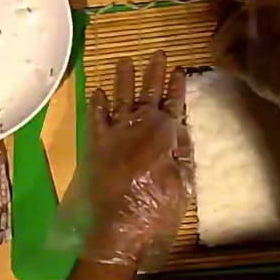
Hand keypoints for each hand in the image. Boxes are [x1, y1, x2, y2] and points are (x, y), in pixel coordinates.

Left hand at [77, 52, 192, 272]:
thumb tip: (180, 128)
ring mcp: (116, 133)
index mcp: (164, 135)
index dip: (177, 87)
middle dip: (154, 73)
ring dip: (124, 80)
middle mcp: (140, 127)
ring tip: (125, 61)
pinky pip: (96, 118)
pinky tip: (97, 91)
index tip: (180, 70)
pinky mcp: (97, 144)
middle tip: (158, 53)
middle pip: (149, 94)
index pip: (174, 104)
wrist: (122, 226)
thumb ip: (182, 152)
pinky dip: (96, 104)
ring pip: (121, 98)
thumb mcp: (183, 181)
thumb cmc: (158, 207)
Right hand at [210, 0, 279, 151]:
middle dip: (241, 33)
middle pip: (259, 14)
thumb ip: (237, 61)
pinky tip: (269, 63)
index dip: (225, 34)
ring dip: (258, 39)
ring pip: (275, 23)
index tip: (215, 52)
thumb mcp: (259, 72)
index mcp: (278, 7)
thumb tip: (222, 56)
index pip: (242, 13)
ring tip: (246, 60)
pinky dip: (275, 44)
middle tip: (228, 53)